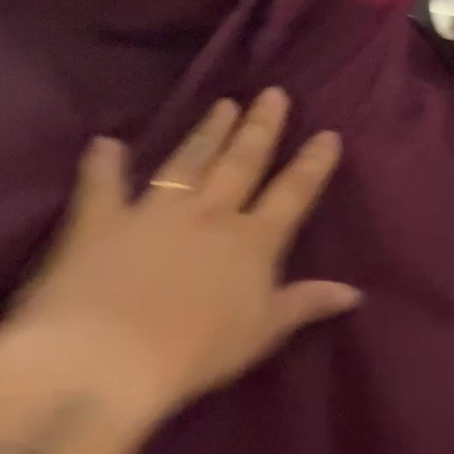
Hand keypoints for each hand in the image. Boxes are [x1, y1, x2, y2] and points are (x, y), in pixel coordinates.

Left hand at [5, 88, 359, 416]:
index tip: (327, 135)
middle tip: (272, 94)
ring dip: (207, 134)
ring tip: (222, 105)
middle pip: (242, 163)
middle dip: (261, 128)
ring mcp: (153, 214)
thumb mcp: (263, 330)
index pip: (293, 193)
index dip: (312, 164)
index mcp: (254, 241)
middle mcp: (209, 215)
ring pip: (187, 164)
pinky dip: (103, 165)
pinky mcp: (99, 224)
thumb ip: (305, 303)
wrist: (103, 359)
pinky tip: (105, 143)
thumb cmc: (196, 350)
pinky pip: (102, 187)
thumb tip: (354, 292)